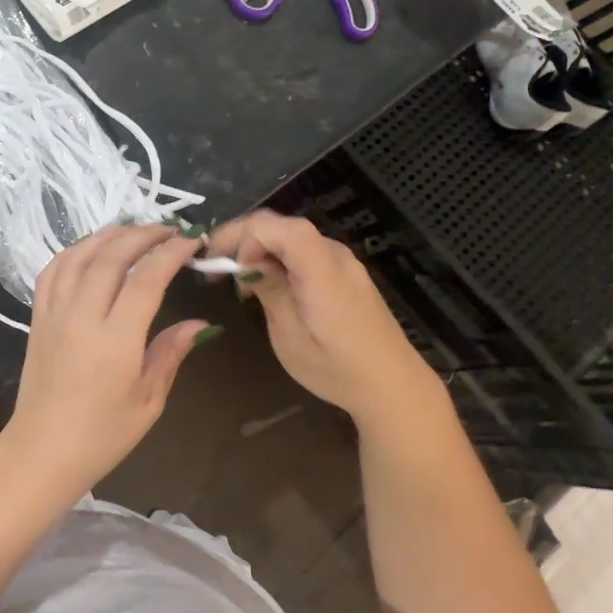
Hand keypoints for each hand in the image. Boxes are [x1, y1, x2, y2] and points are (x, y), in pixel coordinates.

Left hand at [0, 224, 209, 502]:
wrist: (42, 449)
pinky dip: (75, 251)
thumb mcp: (148, 401)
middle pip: (111, 257)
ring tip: (135, 231)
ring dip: (108, 235)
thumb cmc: (102, 434)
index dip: (171, 253)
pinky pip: (53, 270)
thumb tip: (198, 323)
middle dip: (143, 235)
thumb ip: (170, 354)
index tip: (192, 242)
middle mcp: (81, 316)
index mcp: (115, 340)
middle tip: (169, 230)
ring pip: (80, 255)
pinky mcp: (37, 316)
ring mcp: (54, 312)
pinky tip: (92, 249)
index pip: (146, 279)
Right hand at [208, 212, 441, 425]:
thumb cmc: (338, 369)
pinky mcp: (344, 273)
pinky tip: (268, 284)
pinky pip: (303, 251)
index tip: (226, 270)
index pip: (277, 226)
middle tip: (218, 268)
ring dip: (259, 248)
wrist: (394, 388)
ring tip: (241, 281)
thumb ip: (269, 290)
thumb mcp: (291, 336)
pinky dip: (278, 257)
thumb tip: (246, 262)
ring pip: (290, 236)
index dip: (243, 237)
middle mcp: (334, 255)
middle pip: (281, 225)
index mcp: (322, 271)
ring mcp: (342, 262)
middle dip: (243, 238)